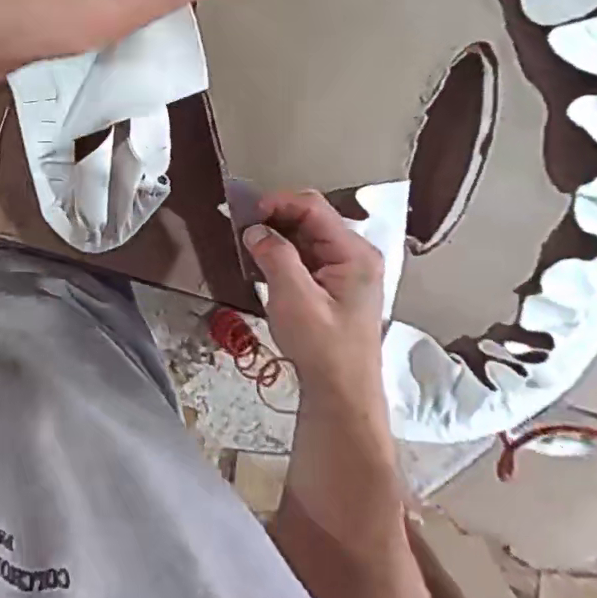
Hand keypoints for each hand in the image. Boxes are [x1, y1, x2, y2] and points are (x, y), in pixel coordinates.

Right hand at [242, 190, 388, 426]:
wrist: (341, 395)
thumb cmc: (323, 347)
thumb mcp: (294, 298)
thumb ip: (275, 256)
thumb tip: (254, 230)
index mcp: (355, 254)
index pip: (313, 208)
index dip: (277, 202)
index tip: (245, 213)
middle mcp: (355, 256)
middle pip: (311, 219)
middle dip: (274, 218)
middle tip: (241, 228)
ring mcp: (346, 271)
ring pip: (305, 237)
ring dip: (276, 236)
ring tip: (247, 244)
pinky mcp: (335, 286)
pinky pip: (305, 256)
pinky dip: (282, 253)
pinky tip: (261, 262)